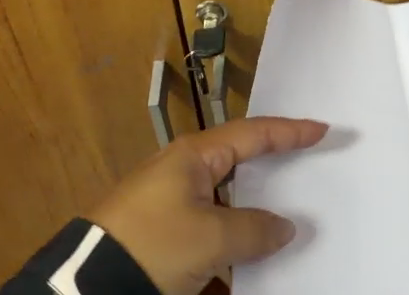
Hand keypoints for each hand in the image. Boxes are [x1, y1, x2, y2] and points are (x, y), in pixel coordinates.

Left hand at [92, 117, 327, 294]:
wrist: (86, 288)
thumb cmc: (154, 245)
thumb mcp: (211, 239)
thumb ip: (254, 230)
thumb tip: (285, 227)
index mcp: (194, 155)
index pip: (253, 133)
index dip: (289, 131)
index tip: (322, 129)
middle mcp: (182, 170)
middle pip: (239, 161)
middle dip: (272, 166)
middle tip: (306, 163)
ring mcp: (168, 202)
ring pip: (225, 199)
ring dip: (252, 210)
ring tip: (285, 216)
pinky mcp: (159, 233)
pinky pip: (209, 226)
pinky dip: (231, 236)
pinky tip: (248, 254)